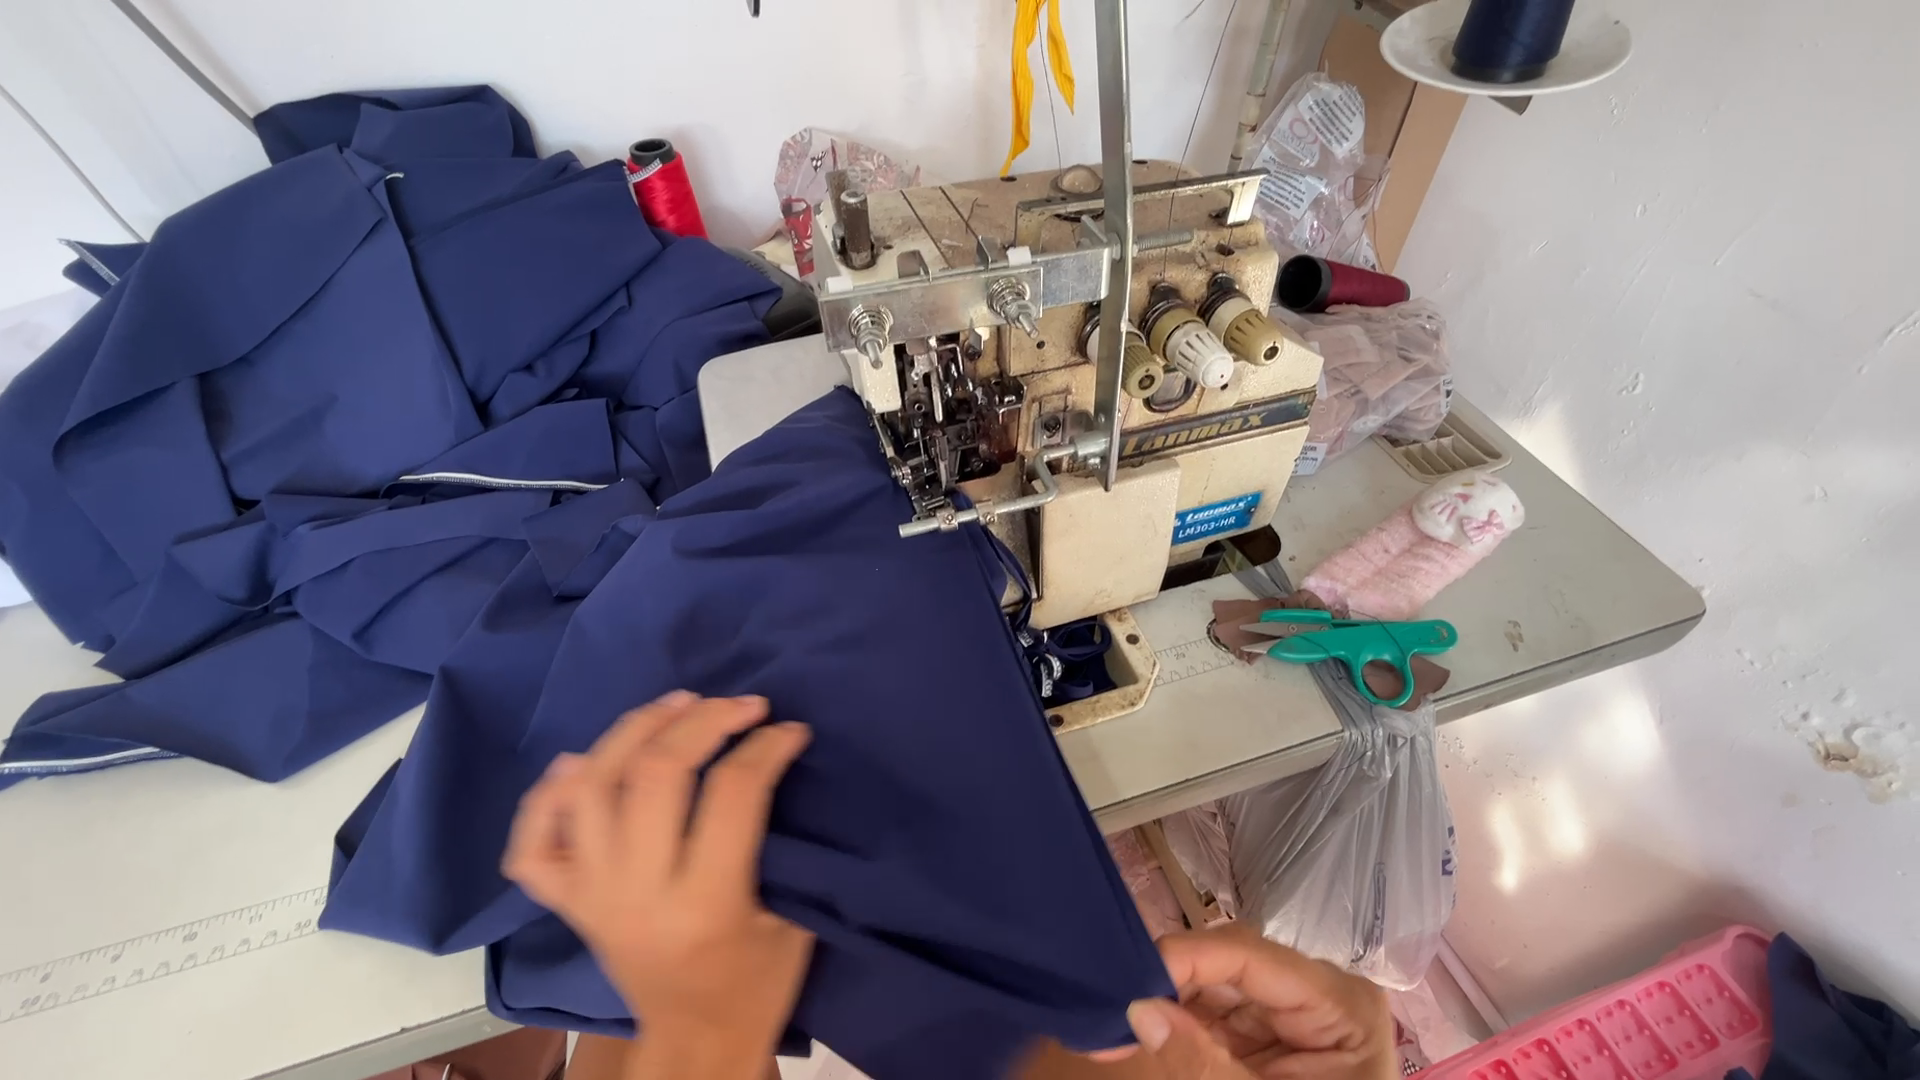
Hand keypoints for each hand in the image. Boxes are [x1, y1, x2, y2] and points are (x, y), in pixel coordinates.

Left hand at [502, 691, 813, 1077]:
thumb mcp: (794, 916)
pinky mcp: (569, 905)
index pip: (733, 792)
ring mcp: (592, 897)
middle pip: (657, 774)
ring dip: (634, 731)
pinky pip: (534, 843)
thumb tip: (765, 760)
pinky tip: (581, 763)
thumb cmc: (757, 984)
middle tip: (742, 704)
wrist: (695, 1044)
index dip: (767, 746)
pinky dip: (548, 795)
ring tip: (676, 705)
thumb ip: (777, 840)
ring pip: (593, 787)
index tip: (790, 728)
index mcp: (706, 902)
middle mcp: (636, 892)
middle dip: (706, 721)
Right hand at [1117, 928, 1396, 1079]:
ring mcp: (1293, 1013)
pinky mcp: (1271, 1035)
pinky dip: (1181, 1025)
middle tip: (1112, 1002)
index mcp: (1339, 1002)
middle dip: (1170, 982)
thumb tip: (1138, 1009)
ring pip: (1214, 986)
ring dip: (1167, 1003)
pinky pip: (1216, 1016)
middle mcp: (1316, 992)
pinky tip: (1147, 1030)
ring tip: (1118, 1024)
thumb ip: (1206, 1066)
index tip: (1130, 977)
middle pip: (1227, 965)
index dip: (1186, 958)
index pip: (1248, 955)